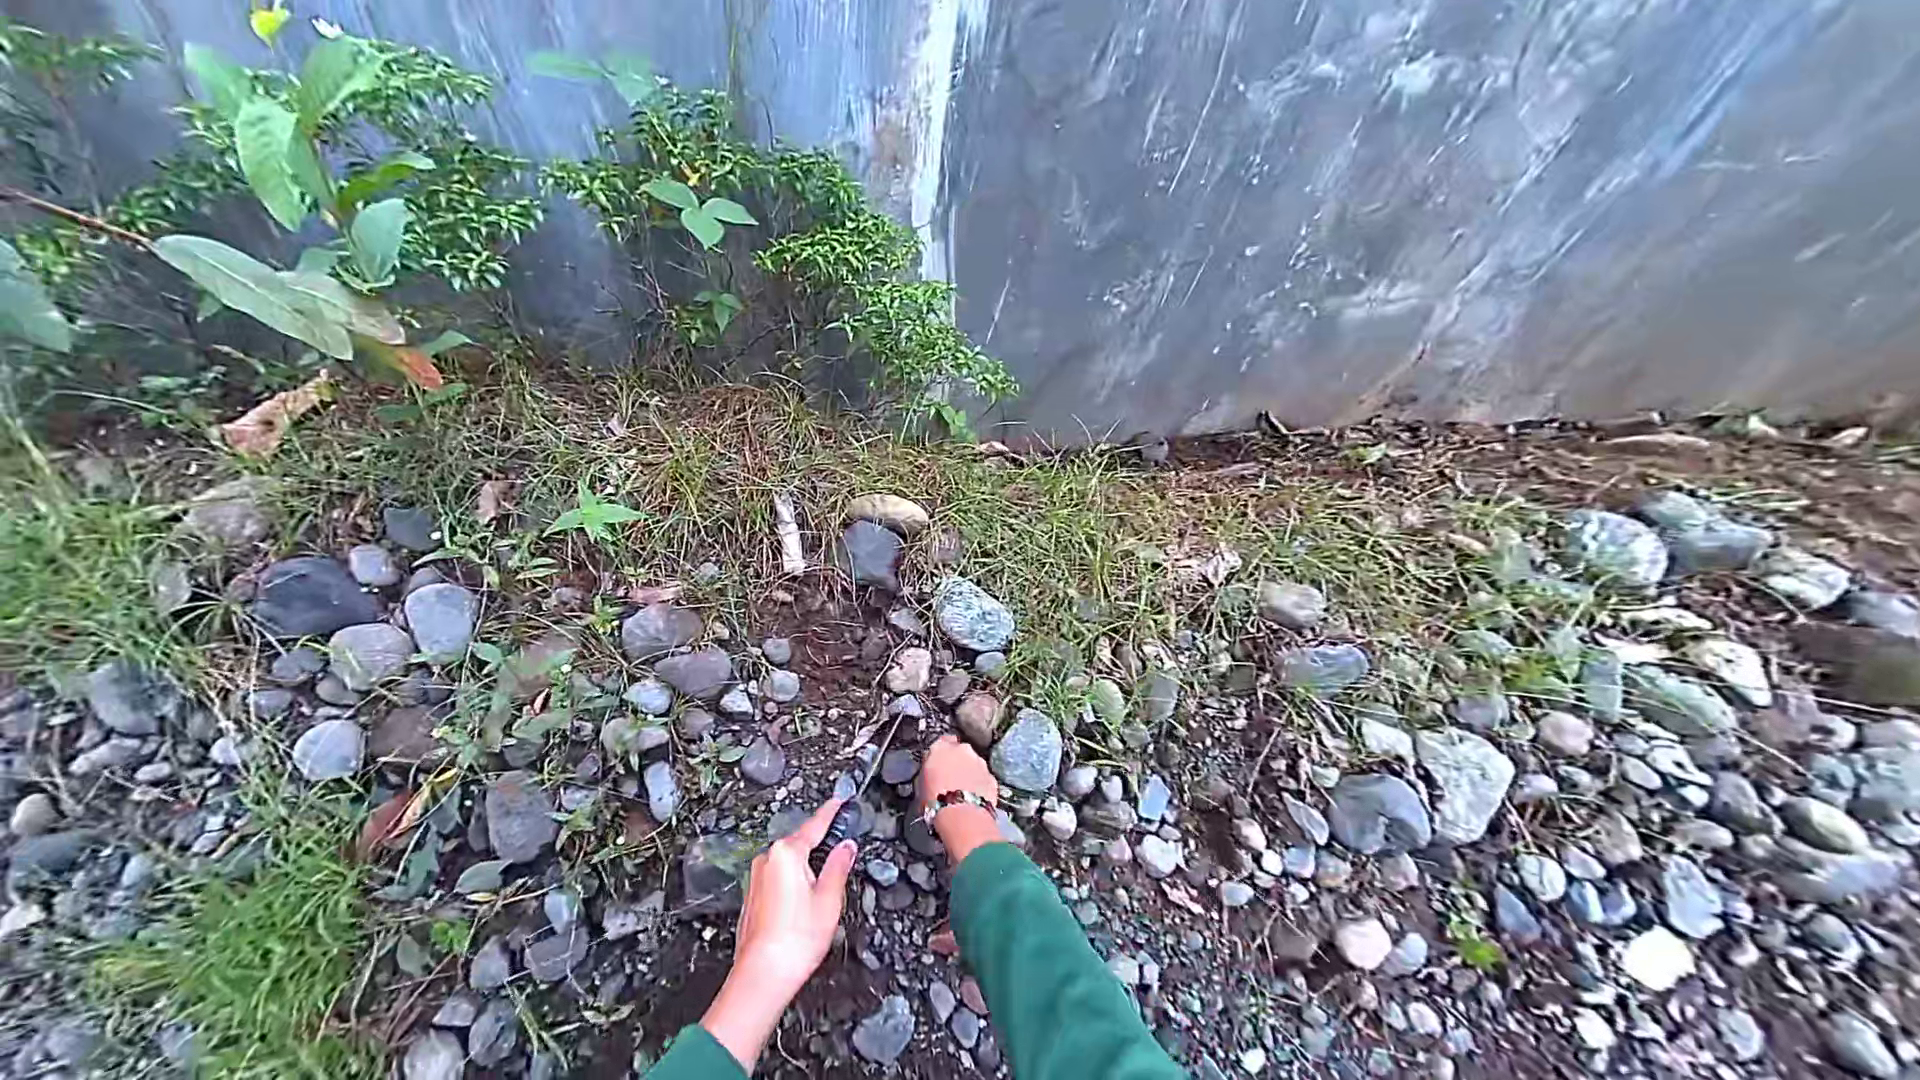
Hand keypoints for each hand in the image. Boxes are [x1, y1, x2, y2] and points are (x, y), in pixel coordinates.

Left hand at [700, 799, 855, 1070]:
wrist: (762, 977)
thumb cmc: (795, 940)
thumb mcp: (829, 898)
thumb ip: (839, 865)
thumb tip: (846, 846)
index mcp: (787, 853)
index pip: (816, 824)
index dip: (832, 811)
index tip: (840, 800)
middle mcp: (768, 859)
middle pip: (801, 843)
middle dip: (821, 847)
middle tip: (841, 853)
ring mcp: (757, 878)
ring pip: (790, 862)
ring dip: (807, 868)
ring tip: (822, 892)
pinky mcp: (752, 895)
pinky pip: (779, 878)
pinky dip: (794, 883)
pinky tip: (803, 904)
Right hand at [917, 734, 998, 814]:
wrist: (962, 817)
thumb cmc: (937, 802)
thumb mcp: (920, 784)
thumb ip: (927, 769)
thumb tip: (930, 772)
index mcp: (941, 748)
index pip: (940, 742)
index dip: (939, 755)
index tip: (937, 765)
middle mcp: (962, 750)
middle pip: (959, 751)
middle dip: (956, 762)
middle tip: (948, 780)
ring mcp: (980, 763)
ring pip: (974, 763)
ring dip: (969, 773)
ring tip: (960, 792)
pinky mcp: (992, 778)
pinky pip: (984, 778)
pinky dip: (980, 785)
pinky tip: (972, 799)